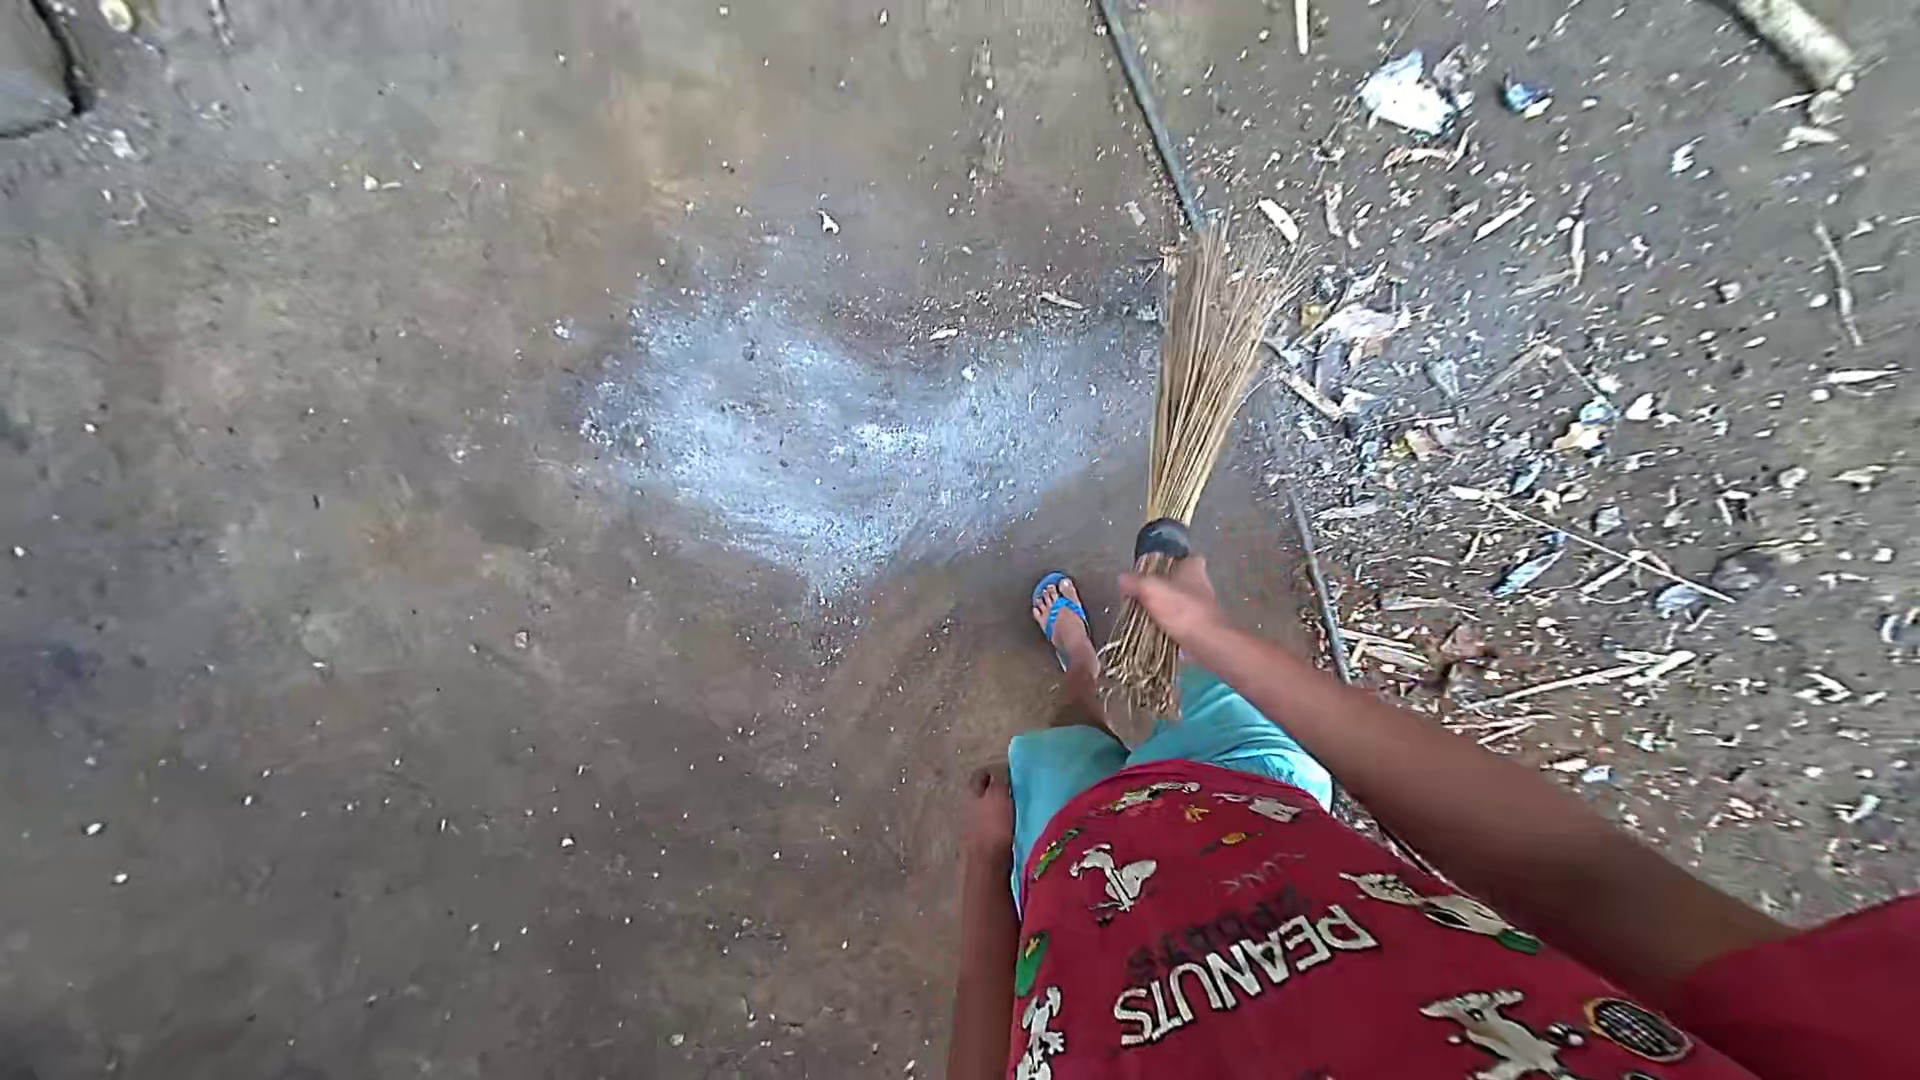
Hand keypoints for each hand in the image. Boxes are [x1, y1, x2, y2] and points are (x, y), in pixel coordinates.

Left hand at [963, 763, 1013, 860]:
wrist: (988, 867)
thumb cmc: (993, 826)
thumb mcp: (999, 795)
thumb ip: (1000, 780)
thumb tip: (1003, 769)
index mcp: (971, 793)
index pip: (981, 774)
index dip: (994, 771)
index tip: (1012, 773)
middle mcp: (968, 808)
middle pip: (984, 793)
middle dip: (999, 791)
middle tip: (1018, 791)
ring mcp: (973, 828)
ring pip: (989, 812)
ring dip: (1001, 810)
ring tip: (1020, 810)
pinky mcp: (981, 846)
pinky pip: (994, 829)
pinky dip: (1003, 827)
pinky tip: (1016, 829)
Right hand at [1118, 555, 1224, 646]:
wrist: (1207, 643)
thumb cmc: (1181, 610)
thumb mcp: (1150, 590)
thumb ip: (1135, 582)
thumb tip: (1122, 579)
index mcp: (1193, 569)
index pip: (1188, 557)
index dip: (1173, 561)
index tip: (1157, 568)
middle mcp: (1201, 586)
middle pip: (1181, 581)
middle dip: (1165, 586)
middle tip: (1144, 593)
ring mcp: (1203, 608)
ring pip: (1181, 602)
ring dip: (1167, 607)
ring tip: (1146, 613)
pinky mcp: (1201, 628)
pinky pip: (1181, 623)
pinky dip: (1170, 625)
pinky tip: (1156, 630)